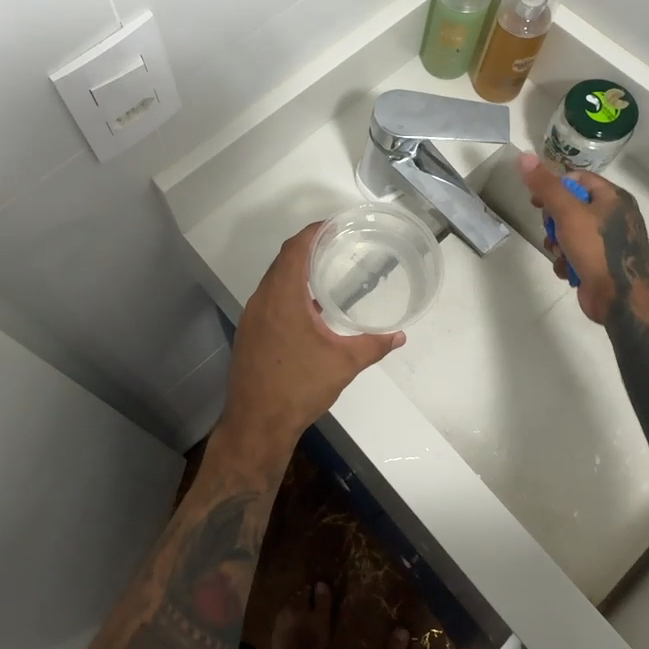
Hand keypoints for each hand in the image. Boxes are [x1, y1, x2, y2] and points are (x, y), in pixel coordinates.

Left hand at [221, 223, 406, 453]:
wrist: (256, 423)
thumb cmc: (299, 387)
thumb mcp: (343, 364)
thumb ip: (373, 345)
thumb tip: (399, 336)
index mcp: (282, 297)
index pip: (294, 249)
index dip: (312, 232)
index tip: (332, 225)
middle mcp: (262, 300)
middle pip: (282, 262)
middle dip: (306, 249)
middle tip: (334, 246)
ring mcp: (251, 317)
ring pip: (273, 282)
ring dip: (295, 273)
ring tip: (324, 273)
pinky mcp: (248, 334)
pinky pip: (267, 301)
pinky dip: (286, 294)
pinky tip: (307, 310)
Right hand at [517, 153, 648, 323]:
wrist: (621, 299)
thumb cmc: (597, 250)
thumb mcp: (567, 212)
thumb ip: (545, 185)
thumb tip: (524, 155)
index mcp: (613, 198)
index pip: (578, 178)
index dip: (554, 186)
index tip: (536, 201)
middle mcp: (615, 216)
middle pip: (571, 205)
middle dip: (554, 221)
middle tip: (552, 230)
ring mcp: (610, 241)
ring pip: (570, 232)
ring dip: (557, 243)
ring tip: (560, 253)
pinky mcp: (603, 263)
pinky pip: (577, 253)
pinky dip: (568, 260)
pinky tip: (568, 270)